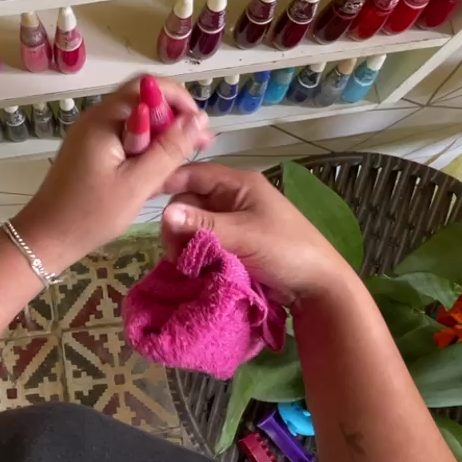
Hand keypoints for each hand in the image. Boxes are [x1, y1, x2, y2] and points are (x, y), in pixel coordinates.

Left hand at [15, 77, 212, 269]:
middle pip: (142, 100)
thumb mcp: (138, 184)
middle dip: (173, 118)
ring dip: (160, 135)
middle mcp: (95, 117)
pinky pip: (123, 135)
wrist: (45, 238)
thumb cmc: (91, 214)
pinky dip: (144, 147)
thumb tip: (199, 118)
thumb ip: (169, 149)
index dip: (179, 101)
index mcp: (104, 119)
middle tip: (197, 146)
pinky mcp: (89, 149)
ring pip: (135, 119)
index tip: (198, 130)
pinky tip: (156, 171)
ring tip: (181, 160)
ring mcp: (90, 133)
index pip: (149, 86)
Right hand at [158, 162, 355, 306]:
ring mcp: (233, 221)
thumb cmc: (287, 250)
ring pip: (193, 224)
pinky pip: (203, 241)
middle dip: (177, 225)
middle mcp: (233, 197)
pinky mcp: (233, 243)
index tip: (143, 201)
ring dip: (185, 242)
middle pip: (188, 201)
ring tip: (187, 264)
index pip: (192, 173)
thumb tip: (164, 213)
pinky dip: (195, 253)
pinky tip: (193, 267)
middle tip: (178, 254)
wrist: (318, 287)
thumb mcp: (244, 235)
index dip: (167, 183)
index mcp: (239, 184)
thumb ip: (203, 224)